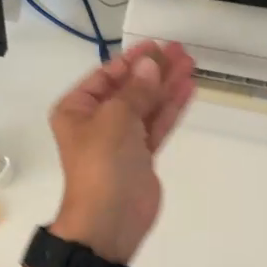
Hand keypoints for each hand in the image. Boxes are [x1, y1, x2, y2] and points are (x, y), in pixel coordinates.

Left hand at [49, 41, 196, 262]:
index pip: (105, 76)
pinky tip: (188, 89)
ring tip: (190, 63)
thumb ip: (136, 90)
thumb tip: (150, 63)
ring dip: (166, 85)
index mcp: (76, 110)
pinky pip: (157, 125)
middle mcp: (96, 121)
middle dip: (154, 70)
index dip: (132, 60)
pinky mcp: (141, 156)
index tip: (156, 45)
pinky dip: (171, 107)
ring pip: (146, 105)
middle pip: (129, 88)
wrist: (109, 221)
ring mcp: (120, 139)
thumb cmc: (102, 164)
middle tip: (180, 50)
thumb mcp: (116, 119)